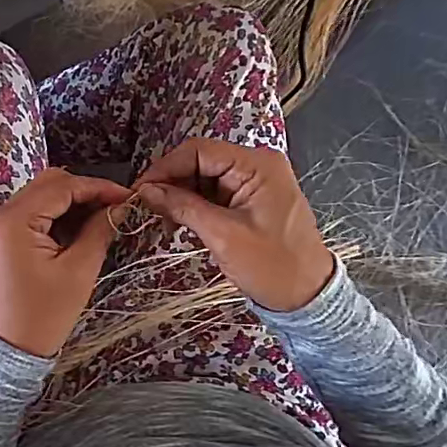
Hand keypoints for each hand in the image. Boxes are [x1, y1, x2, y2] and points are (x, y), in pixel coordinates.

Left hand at [0, 168, 132, 356]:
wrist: (10, 348)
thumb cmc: (44, 313)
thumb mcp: (79, 270)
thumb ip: (99, 230)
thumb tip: (118, 207)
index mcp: (13, 220)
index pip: (60, 187)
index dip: (97, 187)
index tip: (127, 196)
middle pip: (47, 185)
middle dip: (83, 191)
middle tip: (115, 207)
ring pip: (38, 197)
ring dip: (69, 203)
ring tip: (101, 218)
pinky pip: (29, 214)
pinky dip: (54, 216)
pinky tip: (78, 229)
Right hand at [132, 137, 333, 311]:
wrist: (307, 296)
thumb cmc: (271, 265)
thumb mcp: (222, 235)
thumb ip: (182, 206)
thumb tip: (145, 190)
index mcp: (257, 165)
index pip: (199, 151)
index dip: (165, 167)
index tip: (140, 190)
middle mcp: (256, 165)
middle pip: (198, 161)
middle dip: (170, 183)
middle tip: (148, 208)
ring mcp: (253, 181)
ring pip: (200, 177)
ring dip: (178, 195)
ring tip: (164, 220)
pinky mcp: (247, 197)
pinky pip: (210, 191)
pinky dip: (191, 204)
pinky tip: (179, 222)